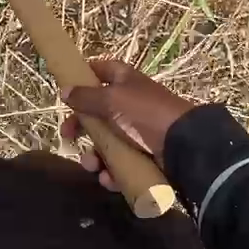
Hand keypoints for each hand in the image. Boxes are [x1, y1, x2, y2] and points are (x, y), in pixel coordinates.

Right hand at [60, 57, 194, 191]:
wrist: (184, 146)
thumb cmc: (143, 114)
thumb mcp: (110, 100)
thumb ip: (85, 97)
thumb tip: (64, 91)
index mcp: (125, 81)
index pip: (101, 70)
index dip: (84, 75)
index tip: (67, 88)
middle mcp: (130, 103)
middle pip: (98, 111)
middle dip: (82, 125)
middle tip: (67, 136)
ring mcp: (138, 130)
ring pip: (107, 141)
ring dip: (95, 155)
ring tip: (92, 165)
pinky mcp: (145, 155)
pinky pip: (122, 162)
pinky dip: (112, 171)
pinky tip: (108, 178)